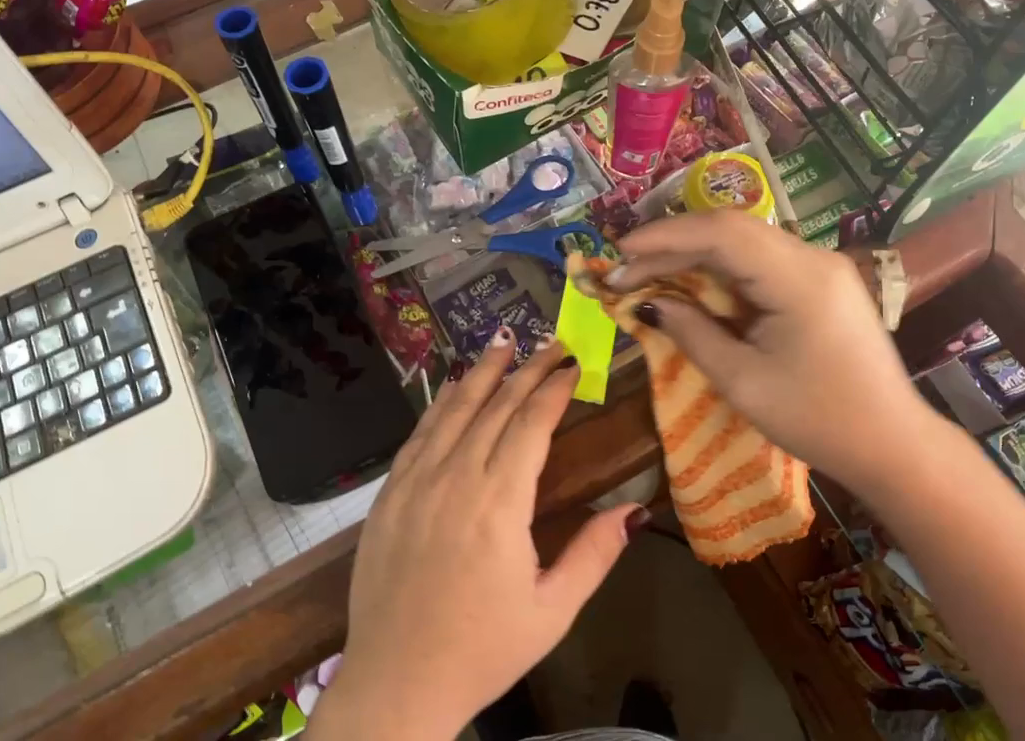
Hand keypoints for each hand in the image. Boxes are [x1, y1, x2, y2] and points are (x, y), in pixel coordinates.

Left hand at [307, 331, 645, 740]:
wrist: (397, 682)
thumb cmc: (483, 650)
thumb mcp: (552, 611)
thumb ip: (594, 555)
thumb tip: (634, 508)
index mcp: (498, 503)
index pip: (531, 423)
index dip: (555, 388)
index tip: (576, 363)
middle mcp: (454, 479)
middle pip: (495, 406)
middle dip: (527, 369)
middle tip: (552, 342)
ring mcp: (415, 483)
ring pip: (453, 410)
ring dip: (482, 373)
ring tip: (504, 342)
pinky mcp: (389, 494)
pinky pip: (419, 434)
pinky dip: (441, 404)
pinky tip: (454, 388)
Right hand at [608, 210, 939, 495]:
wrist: (893, 446)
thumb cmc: (818, 420)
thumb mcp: (743, 382)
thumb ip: (692, 333)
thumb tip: (649, 303)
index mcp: (800, 279)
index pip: (721, 234)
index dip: (664, 237)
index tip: (619, 252)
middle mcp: (813, 258)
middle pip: (731, 230)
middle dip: (672, 244)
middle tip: (624, 268)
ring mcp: (821, 267)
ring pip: (744, 241)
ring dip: (693, 254)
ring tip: (647, 273)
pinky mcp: (821, 282)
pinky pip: (760, 261)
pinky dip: (720, 269)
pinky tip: (691, 283)